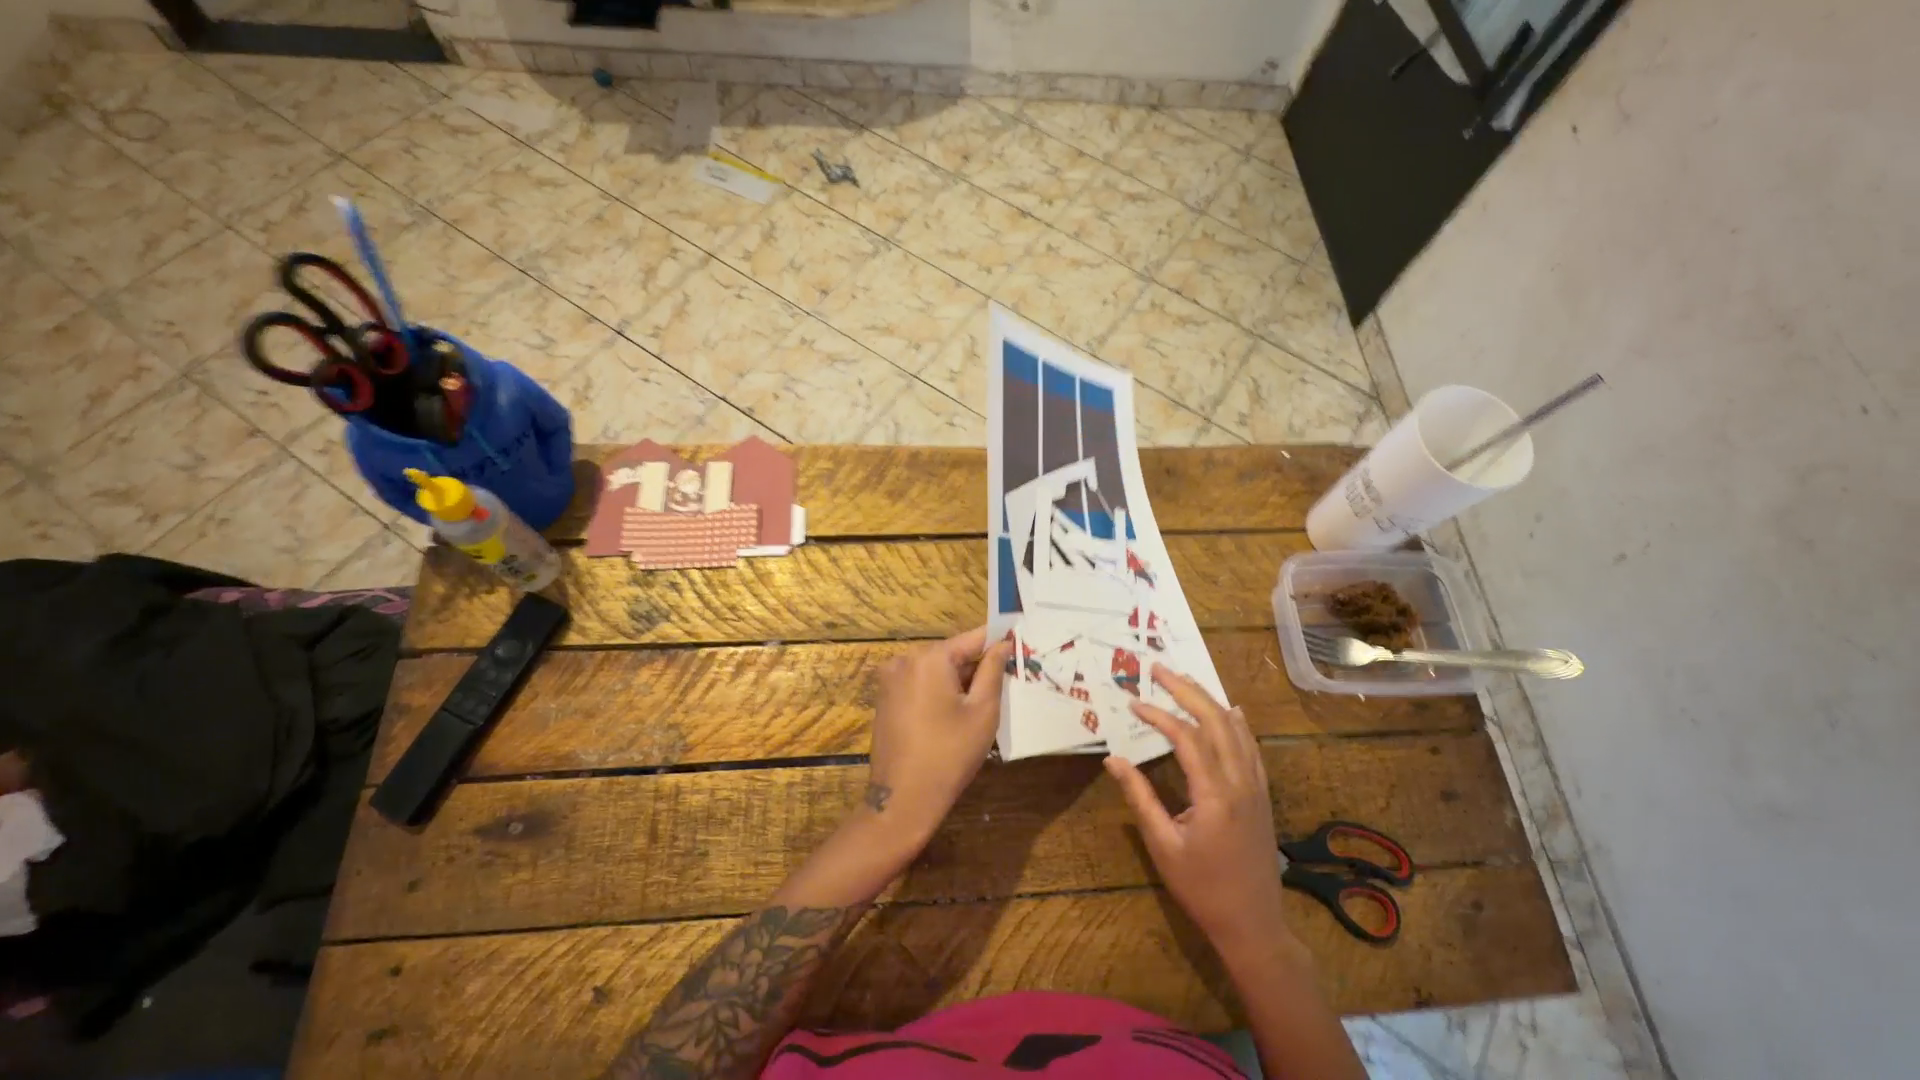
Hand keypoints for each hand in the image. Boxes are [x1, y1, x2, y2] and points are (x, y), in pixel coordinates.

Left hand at [861, 626, 1011, 846]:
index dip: (997, 642)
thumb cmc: (950, 754)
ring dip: (957, 681)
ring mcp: (889, 680)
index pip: (972, 638)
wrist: (903, 798)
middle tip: (1003, 686)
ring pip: (935, 670)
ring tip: (980, 706)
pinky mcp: (884, 699)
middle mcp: (904, 660)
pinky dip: (938, 692)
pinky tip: (952, 717)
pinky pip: (919, 684)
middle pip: (951, 653)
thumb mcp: (982, 711)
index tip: (1019, 647)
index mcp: (929, 658)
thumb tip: (1003, 644)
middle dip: (976, 666)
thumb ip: (993, 671)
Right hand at [1105, 665, 1291, 954]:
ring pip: (1237, 729)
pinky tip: (1230, 710)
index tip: (1133, 702)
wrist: (1252, 922)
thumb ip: (1140, 797)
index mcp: (1214, 794)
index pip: (1186, 737)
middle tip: (1159, 669)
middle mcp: (1240, 781)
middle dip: (1186, 690)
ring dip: (1210, 700)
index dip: (1158, 715)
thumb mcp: (1162, 845)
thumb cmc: (1201, 887)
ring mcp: (1256, 786)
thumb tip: (1113, 759)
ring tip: (1185, 680)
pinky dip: (1237, 723)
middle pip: (1215, 720)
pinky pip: (1252, 748)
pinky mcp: (1263, 795)